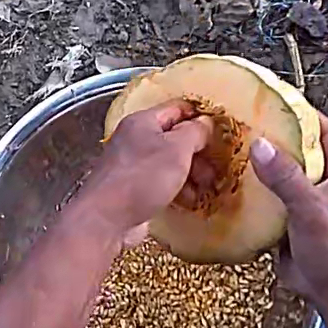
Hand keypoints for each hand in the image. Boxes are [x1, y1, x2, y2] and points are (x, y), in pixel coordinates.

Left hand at [77, 100, 214, 236]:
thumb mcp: (177, 149)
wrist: (106, 218)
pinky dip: (177, 188)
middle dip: (198, 152)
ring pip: (170, 162)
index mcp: (143, 122)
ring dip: (191, 173)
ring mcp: (132, 165)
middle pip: (175, 138)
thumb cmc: (142, 178)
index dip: (201, 117)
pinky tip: (190, 201)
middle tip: (216, 168)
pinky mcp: (132, 189)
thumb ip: (195, 132)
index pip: (178, 109)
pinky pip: (161, 183)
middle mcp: (135, 139)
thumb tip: (206, 123)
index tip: (222, 132)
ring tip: (207, 188)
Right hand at [250, 115, 327, 305]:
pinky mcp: (292, 230)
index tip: (277, 102)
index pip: (326, 133)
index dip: (304, 115)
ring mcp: (310, 209)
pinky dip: (255, 201)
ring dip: (262, 172)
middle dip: (276, 142)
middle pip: (300, 155)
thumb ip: (287, 177)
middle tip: (245, 128)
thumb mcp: (313, 208)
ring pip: (283, 182)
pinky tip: (234, 193)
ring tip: (233, 156)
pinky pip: (271, 208)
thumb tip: (260, 145)